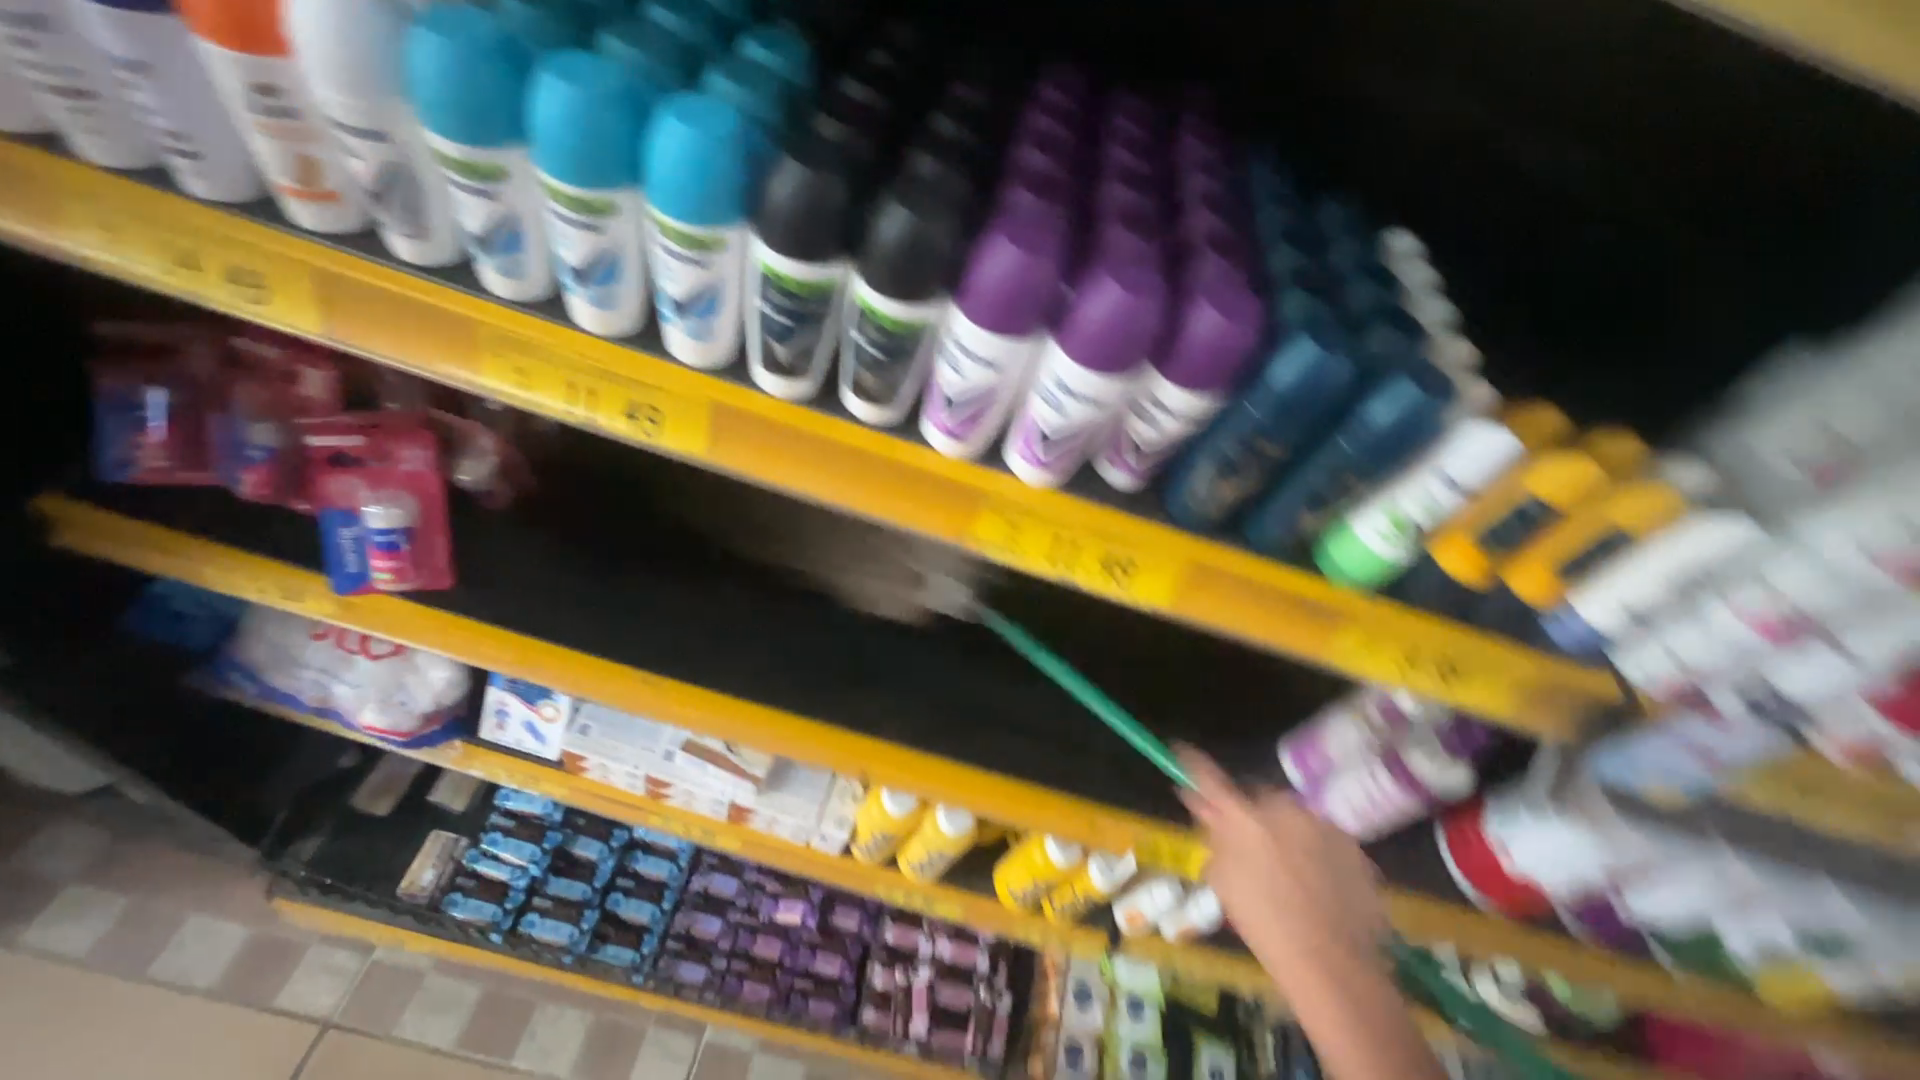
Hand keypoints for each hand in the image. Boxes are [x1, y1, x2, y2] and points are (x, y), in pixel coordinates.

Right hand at [1176, 745, 1389, 986]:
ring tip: (1289, 873)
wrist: (1332, 962)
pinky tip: (1317, 884)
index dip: (1192, 763)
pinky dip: (1316, 852)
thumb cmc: (1264, 925)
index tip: (1180, 749)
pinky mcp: (1354, 845)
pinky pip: (1324, 838)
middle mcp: (1285, 808)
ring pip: (1295, 817)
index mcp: (1245, 817)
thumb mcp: (1224, 882)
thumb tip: (1202, 805)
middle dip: (1251, 812)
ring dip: (1286, 832)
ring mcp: (1324, 824)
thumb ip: (1215, 837)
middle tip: (1248, 844)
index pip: (1210, 778)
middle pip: (1259, 797)